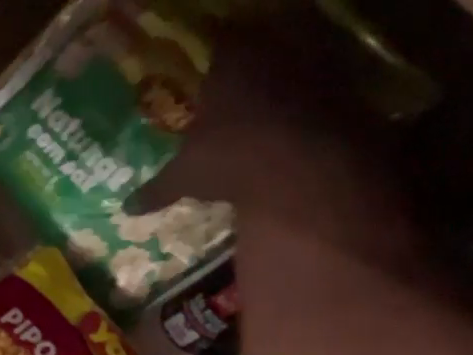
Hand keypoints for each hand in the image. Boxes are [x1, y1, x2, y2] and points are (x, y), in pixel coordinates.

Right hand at [130, 10, 424, 271]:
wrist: (310, 164)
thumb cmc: (233, 158)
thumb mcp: (185, 178)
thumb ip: (157, 189)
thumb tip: (126, 209)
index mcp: (230, 58)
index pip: (216, 33)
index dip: (207, 39)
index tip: (199, 45)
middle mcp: (274, 45)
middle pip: (265, 28)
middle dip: (254, 41)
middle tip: (238, 59)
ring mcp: (316, 59)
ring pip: (300, 43)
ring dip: (288, 57)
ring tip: (271, 76)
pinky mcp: (346, 79)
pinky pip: (326, 70)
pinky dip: (314, 82)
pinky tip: (299, 101)